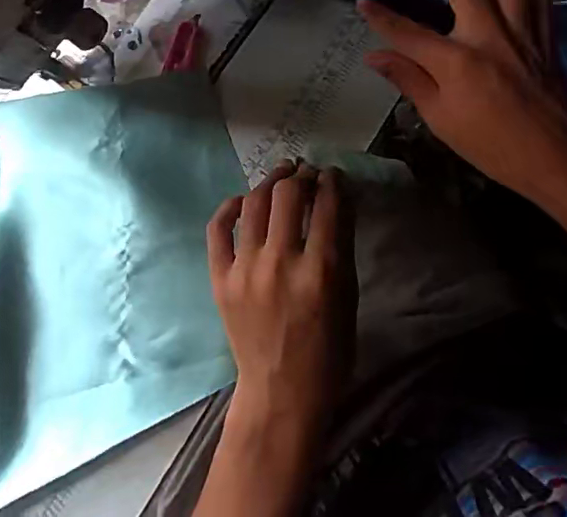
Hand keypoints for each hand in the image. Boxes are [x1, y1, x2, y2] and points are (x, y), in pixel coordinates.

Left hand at [206, 161, 354, 432]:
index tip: (331, 174)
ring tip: (280, 176)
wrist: (281, 393)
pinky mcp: (220, 279)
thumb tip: (338, 198)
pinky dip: (229, 207)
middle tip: (306, 172)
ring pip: (254, 203)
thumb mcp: (348, 297)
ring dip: (269, 181)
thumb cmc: (327, 350)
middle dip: (300, 175)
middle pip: (287, 194)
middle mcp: (281, 262)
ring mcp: (245, 269)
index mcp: (321, 271)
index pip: (327, 204)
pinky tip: (242, 200)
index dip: (331, 180)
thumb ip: (343, 246)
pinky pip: (218, 229)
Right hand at [359, 0, 566, 203]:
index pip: (408, 30)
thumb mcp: (441, 120)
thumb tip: (374, 56)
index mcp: (457, 61)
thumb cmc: (494, 147)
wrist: (561, 161)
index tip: (363, 2)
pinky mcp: (548, 38)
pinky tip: (506, 8)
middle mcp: (490, 35)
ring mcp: (523, 33)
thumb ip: (408, 80)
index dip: (380, 15)